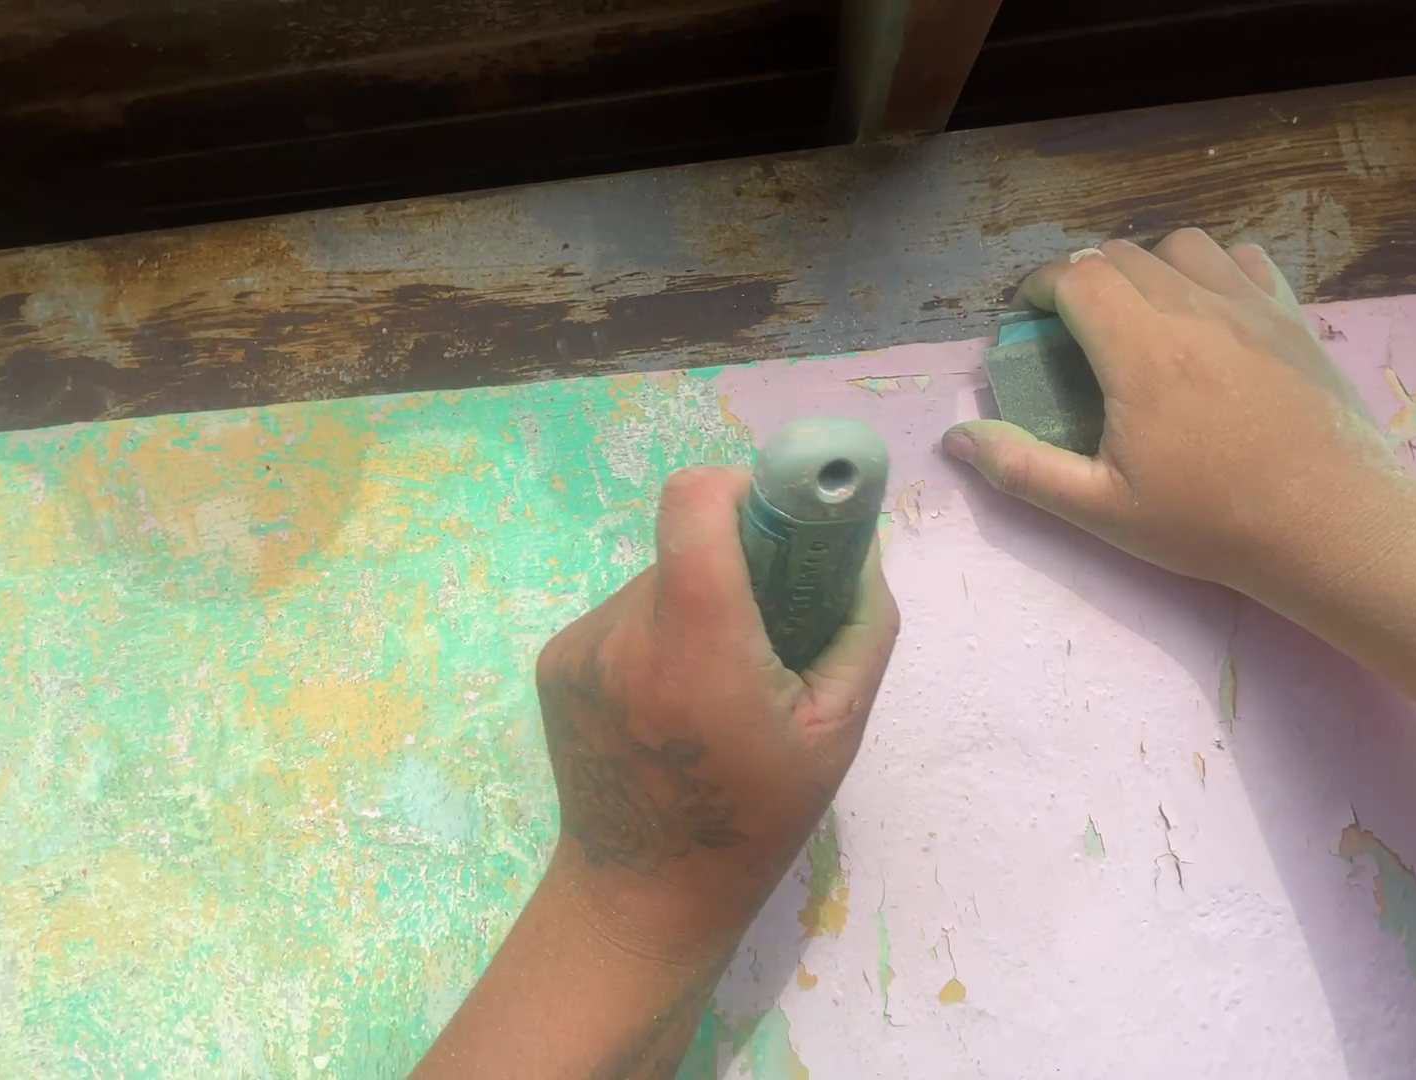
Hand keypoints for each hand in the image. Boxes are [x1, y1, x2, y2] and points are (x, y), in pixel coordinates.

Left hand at [535, 466, 899, 956]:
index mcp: (695, 642)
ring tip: (711, 681)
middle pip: (685, 544)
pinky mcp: (554, 660)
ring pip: (656, 581)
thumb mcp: (838, 727)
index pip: (696, 500)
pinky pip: (623, 615)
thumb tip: (857, 549)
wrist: (642, 894)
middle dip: (733, 563)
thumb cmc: (754, 818)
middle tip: (762, 625)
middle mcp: (623, 630)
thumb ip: (861, 622)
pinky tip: (668, 700)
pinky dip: (658, 634)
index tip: (777, 521)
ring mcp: (578, 645)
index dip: (742, 486)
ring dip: (695, 604)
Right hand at [943, 229, 1406, 592]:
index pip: (1079, 277)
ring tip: (1130, 314)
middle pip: (1122, 255)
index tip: (1024, 316)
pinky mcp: (1291, 318)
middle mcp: (1196, 311)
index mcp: (1143, 353)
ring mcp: (1252, 307)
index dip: (1040, 286)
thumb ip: (1019, 467)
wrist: (1331, 527)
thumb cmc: (1205, 521)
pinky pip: (1240, 259)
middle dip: (1079, 279)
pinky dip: (1204, 268)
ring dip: (1140, 268)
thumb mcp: (1095, 507)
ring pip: (1181, 246)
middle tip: (1065, 328)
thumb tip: (956, 438)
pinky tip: (1198, 311)